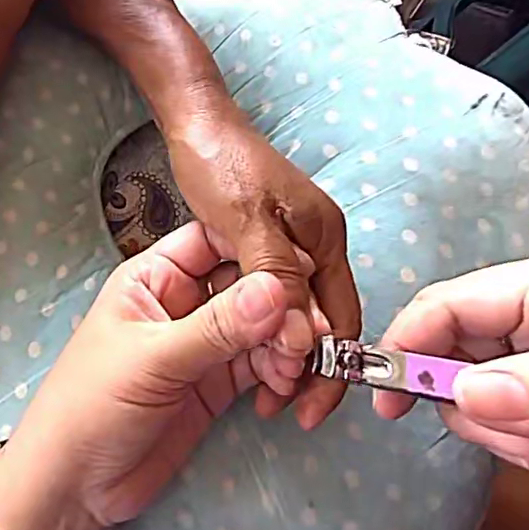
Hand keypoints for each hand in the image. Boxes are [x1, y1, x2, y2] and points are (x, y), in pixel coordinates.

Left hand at [0, 222, 290, 529]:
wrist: (77, 484)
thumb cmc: (93, 403)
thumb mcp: (153, 359)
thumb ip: (216, 326)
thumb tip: (277, 288)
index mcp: (153, 276)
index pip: (213, 241)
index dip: (257, 249)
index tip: (300, 268)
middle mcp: (181, 301)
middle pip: (246, 283)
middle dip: (281, 305)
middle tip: (308, 335)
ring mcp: (201, 342)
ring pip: (260, 326)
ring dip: (286, 343)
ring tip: (293, 369)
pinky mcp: (215, 382)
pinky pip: (261, 364)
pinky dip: (280, 372)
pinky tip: (283, 389)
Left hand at [168, 114, 361, 429]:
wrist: (191, 123)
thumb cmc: (217, 165)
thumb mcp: (244, 219)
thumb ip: (273, 275)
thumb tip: (307, 337)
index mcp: (319, 239)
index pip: (337, 315)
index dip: (324, 363)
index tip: (306, 404)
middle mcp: (307, 249)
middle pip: (315, 322)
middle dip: (302, 366)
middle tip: (282, 406)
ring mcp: (279, 252)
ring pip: (286, 318)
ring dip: (278, 356)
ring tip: (264, 397)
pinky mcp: (254, 252)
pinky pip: (262, 305)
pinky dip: (257, 335)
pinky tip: (246, 362)